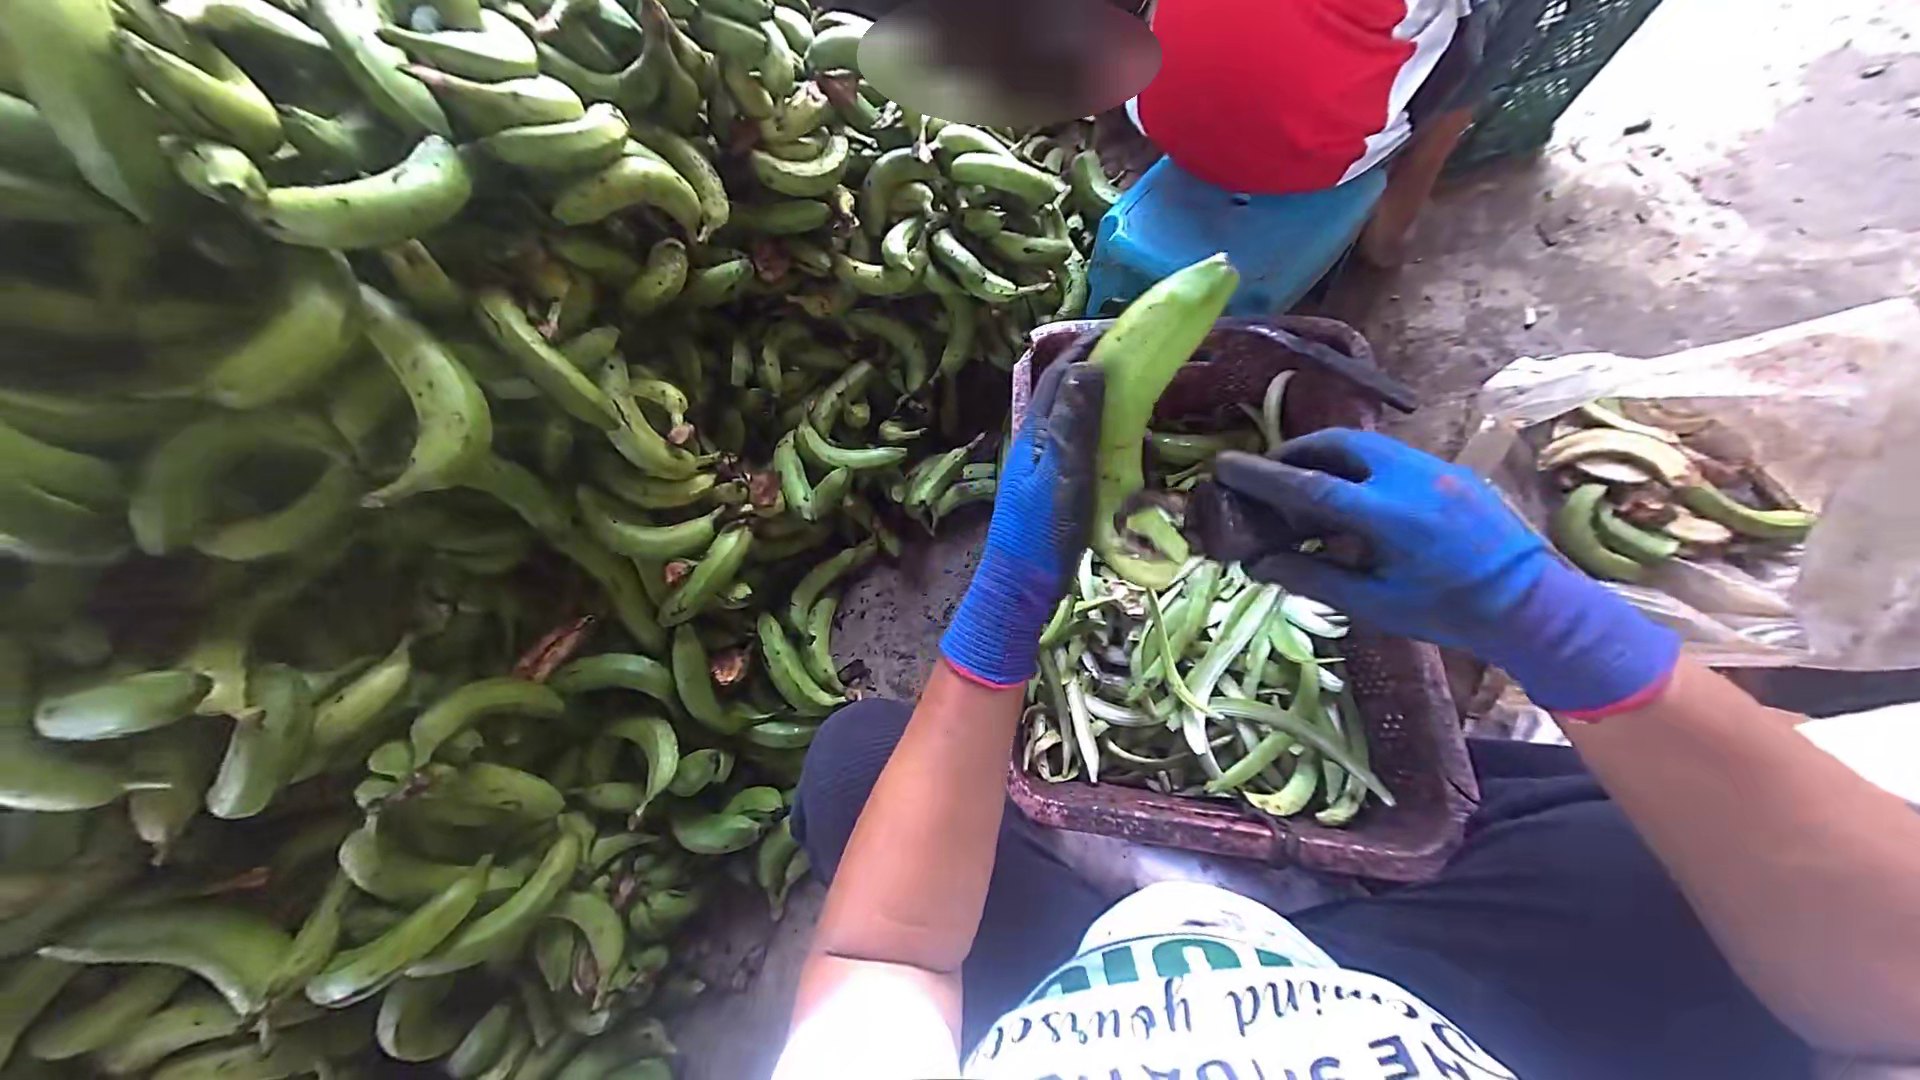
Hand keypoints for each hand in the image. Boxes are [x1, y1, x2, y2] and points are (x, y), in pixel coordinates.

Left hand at [939, 338, 1104, 687]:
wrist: (1022, 580)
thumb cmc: (1043, 531)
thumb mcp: (1063, 476)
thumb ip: (1073, 424)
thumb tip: (1088, 367)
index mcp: (1036, 431)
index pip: (1060, 374)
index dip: (1086, 348)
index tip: (1121, 331)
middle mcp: (1035, 439)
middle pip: (1061, 389)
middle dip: (1090, 363)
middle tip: (1131, 352)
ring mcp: (1040, 461)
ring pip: (1066, 412)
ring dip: (1092, 390)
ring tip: (1127, 382)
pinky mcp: (1050, 481)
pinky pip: (1073, 438)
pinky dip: (1094, 421)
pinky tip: (1112, 430)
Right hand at [1211, 429, 1679, 716]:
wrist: (1534, 606)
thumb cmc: (1448, 613)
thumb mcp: (1373, 605)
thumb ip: (1311, 578)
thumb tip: (1256, 564)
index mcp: (1392, 518)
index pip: (1310, 486)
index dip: (1261, 475)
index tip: (1223, 464)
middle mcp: (1413, 479)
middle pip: (1336, 444)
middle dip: (1291, 452)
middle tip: (1264, 471)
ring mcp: (1435, 469)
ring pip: (1362, 443)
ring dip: (1321, 453)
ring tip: (1299, 478)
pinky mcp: (1449, 470)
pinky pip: (1386, 454)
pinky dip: (1351, 462)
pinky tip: (1344, 490)